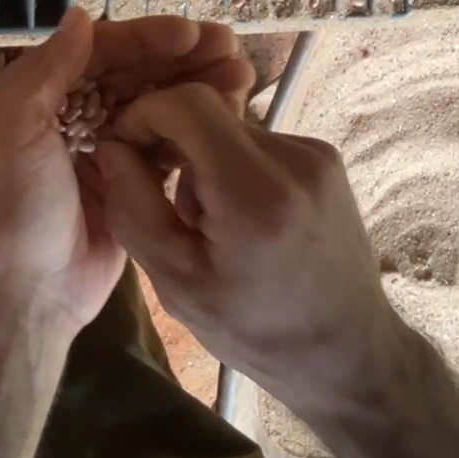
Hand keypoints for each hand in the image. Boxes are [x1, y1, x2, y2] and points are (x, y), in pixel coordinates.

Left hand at [0, 9, 252, 457]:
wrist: (34, 293)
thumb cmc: (19, 205)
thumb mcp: (12, 128)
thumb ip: (46, 70)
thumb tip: (81, 13)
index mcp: (42, 93)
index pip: (99, 50)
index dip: (144, 37)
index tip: (189, 33)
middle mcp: (75, 111)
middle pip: (134, 71)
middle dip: (180, 55)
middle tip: (229, 44)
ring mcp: (108, 144)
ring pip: (157, 100)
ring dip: (196, 82)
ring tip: (242, 70)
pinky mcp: (135, 177)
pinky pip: (169, 139)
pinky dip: (196, 124)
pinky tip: (231, 111)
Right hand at [90, 84, 458, 457]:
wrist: (348, 355)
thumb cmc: (256, 331)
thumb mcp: (176, 282)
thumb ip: (133, 206)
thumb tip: (110, 145)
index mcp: (256, 192)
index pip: (186, 102)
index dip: (143, 115)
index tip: (125, 153)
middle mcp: (294, 157)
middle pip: (206, 112)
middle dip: (171, 144)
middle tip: (161, 198)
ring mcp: (316, 152)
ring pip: (228, 126)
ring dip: (202, 159)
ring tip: (207, 220)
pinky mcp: (325, 155)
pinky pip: (256, 140)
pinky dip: (232, 166)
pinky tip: (240, 216)